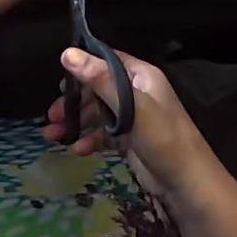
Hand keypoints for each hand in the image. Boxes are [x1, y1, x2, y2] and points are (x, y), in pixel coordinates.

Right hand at [44, 46, 219, 200]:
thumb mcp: (131, 106)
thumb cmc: (163, 138)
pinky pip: (103, 134)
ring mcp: (133, 117)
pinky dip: (89, 140)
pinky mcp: (129, 140)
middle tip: (51, 114)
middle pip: (97, 88)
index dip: (82, 67)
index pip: (106, 61)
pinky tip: (78, 150)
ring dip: (76, 123)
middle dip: (73, 101)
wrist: (186, 183)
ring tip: (52, 136)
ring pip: (97, 113)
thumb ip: (100, 79)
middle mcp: (136, 92)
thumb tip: (67, 53)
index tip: (59, 80)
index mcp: (141, 76)